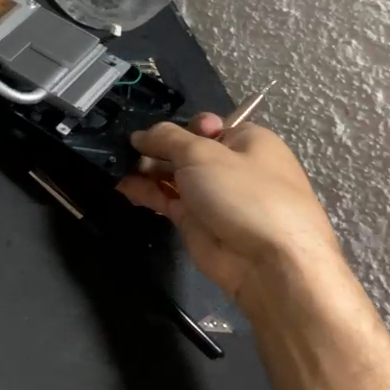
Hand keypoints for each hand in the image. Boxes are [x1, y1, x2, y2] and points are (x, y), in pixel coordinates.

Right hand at [118, 114, 343, 303]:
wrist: (271, 265)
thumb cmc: (244, 194)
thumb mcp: (201, 152)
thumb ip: (164, 137)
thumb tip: (140, 136)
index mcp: (248, 143)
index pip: (208, 125)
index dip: (182, 126)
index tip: (160, 133)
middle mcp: (232, 167)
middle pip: (184, 149)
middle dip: (155, 148)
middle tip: (128, 150)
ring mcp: (213, 195)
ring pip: (171, 174)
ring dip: (145, 169)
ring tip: (119, 167)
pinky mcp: (196, 220)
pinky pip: (164, 198)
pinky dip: (144, 191)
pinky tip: (122, 186)